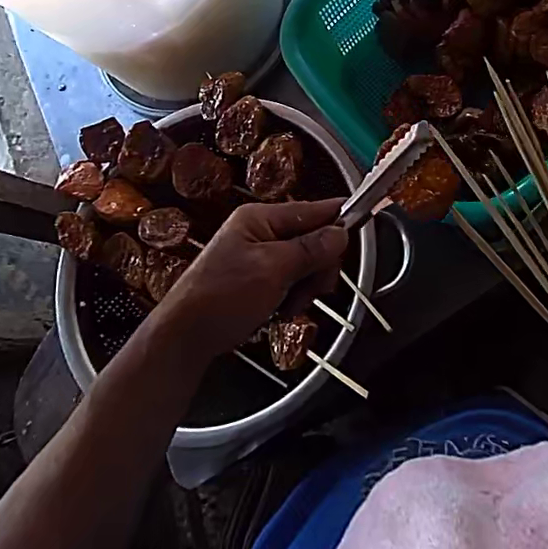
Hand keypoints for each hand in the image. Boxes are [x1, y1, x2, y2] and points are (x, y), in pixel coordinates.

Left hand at [147, 198, 347, 367]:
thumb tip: (342, 231)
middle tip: (310, 290)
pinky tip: (281, 310)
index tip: (365, 223)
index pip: (313, 209)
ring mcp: (260, 256)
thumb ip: (311, 249)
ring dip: (306, 287)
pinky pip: (292, 281)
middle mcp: (262, 232)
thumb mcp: (272, 270)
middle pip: (315, 240)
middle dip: (318, 267)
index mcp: (261, 218)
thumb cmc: (221, 298)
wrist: (182, 339)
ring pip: (307, 264)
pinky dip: (293, 297)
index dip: (339, 218)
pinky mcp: (259, 279)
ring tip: (289, 305)